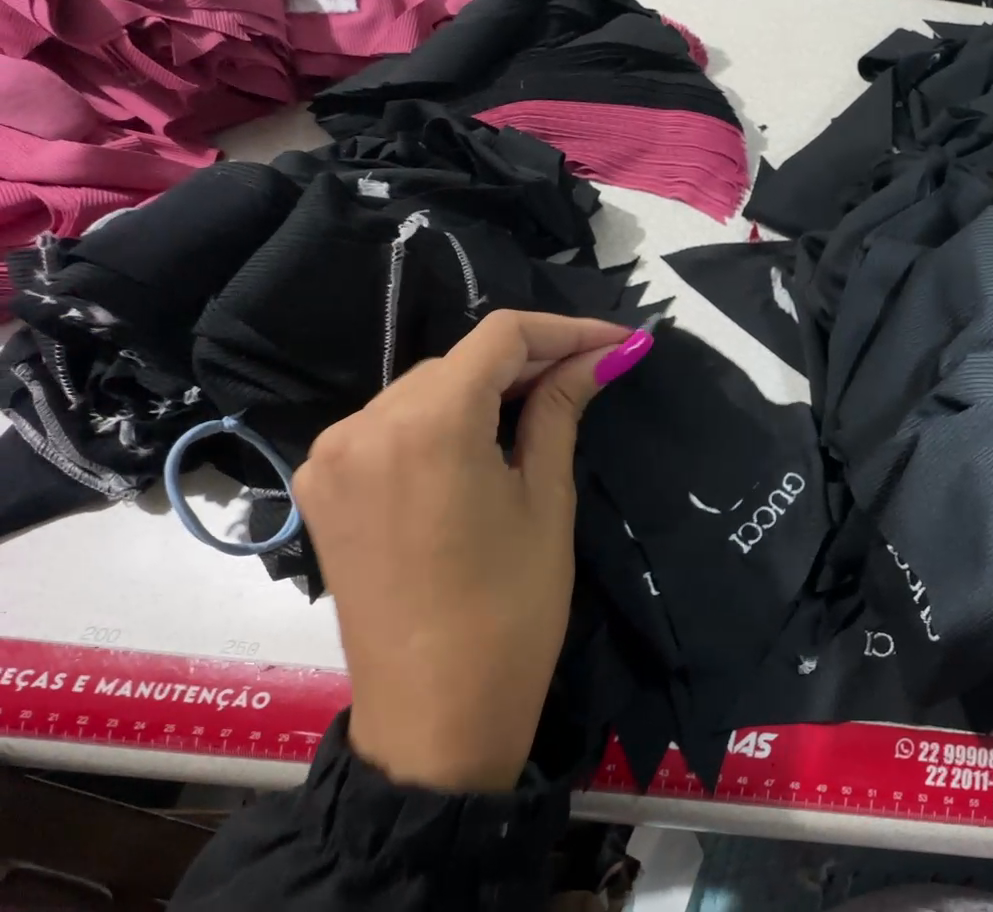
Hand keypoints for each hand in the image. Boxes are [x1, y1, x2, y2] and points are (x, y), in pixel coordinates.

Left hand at [293, 310, 635, 790]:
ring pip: (426, 389)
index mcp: (426, 426)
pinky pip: (394, 425)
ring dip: (489, 387)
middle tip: (597, 376)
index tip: (621, 343)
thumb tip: (602, 357)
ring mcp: (331, 457)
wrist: (438, 709)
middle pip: (460, 360)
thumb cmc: (513, 605)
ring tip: (549, 407)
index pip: (501, 338)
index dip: (568, 330)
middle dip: (532, 359)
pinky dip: (447, 419)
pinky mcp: (325, 488)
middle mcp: (362, 425)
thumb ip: (562, 411)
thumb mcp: (547, 499)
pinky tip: (488, 440)